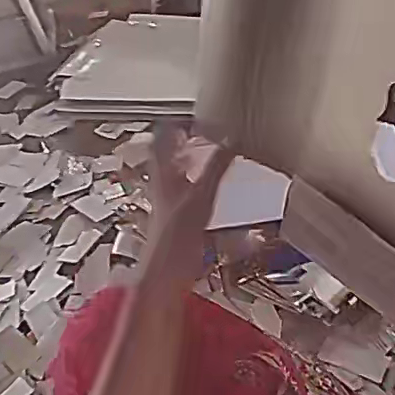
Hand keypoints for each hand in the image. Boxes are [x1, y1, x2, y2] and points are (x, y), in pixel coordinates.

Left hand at [140, 124, 232, 283]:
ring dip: (196, 163)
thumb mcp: (202, 197)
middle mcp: (163, 187)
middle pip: (171, 155)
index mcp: (163, 176)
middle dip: (188, 142)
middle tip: (206, 133)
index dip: (177, 123)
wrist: (165, 278)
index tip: (195, 116)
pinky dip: (204, 186)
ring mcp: (171, 204)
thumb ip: (217, 168)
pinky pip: (191, 194)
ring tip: (214, 156)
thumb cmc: (174, 241)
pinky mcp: (180, 220)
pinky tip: (217, 192)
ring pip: (180, 174)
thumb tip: (230, 141)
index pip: (163, 138)